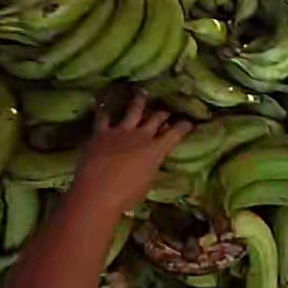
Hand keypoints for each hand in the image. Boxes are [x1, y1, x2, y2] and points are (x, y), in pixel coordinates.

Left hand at [68, 96, 191, 220]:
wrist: (98, 191)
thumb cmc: (126, 196)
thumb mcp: (147, 183)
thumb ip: (151, 167)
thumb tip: (152, 161)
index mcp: (155, 150)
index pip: (174, 134)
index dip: (183, 127)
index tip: (188, 122)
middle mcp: (141, 136)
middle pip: (156, 118)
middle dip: (163, 113)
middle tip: (166, 110)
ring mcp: (120, 131)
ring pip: (133, 110)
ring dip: (139, 100)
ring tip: (142, 91)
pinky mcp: (101, 132)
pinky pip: (102, 117)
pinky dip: (103, 110)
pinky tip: (102, 102)